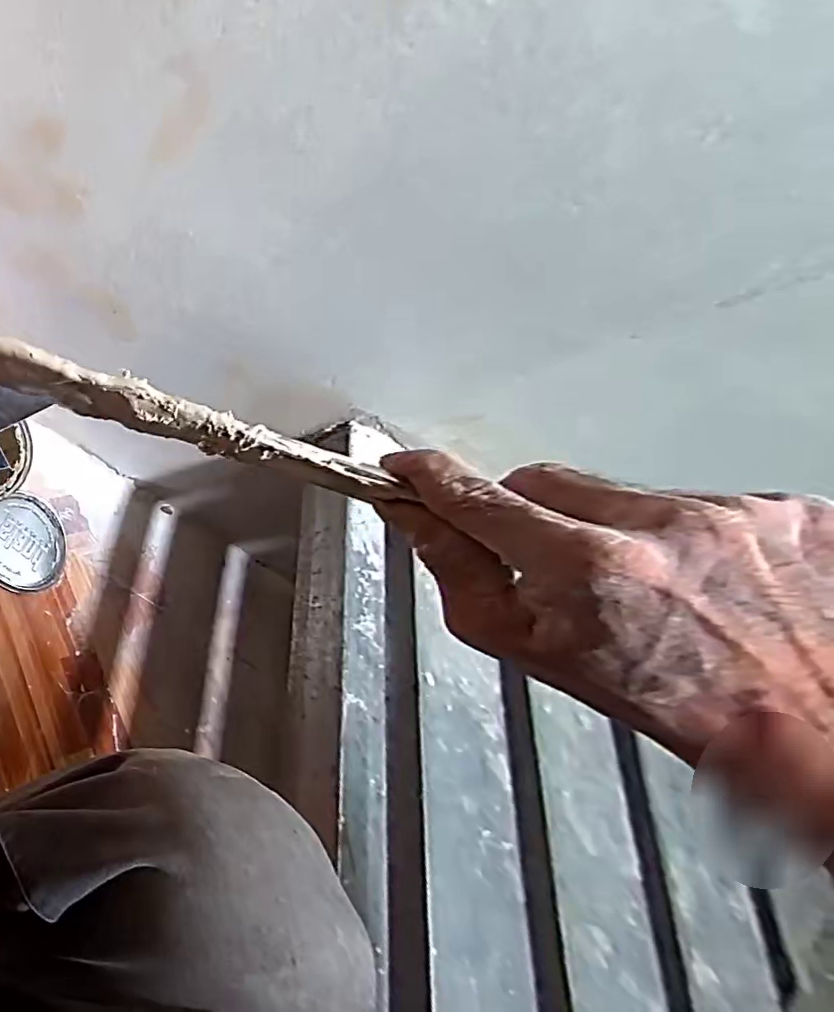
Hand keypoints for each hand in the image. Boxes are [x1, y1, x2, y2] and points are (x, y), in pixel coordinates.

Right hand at [376, 451, 833, 767]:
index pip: (476, 497)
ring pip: (614, 488)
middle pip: (540, 481)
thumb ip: (454, 569)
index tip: (404, 467)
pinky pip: (691, 497)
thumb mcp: (518, 641)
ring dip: (602, 521)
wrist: (809, 728)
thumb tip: (414, 518)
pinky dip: (676, 529)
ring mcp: (736, 514)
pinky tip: (693, 574)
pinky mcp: (791, 511)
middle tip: (544, 560)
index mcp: (584, 564)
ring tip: (637, 579)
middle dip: (524, 512)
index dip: (427, 477)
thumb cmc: (662, 696)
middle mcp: (662, 527)